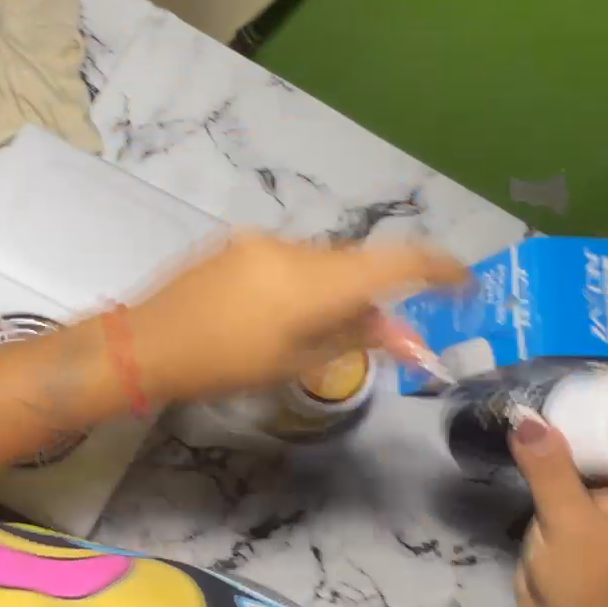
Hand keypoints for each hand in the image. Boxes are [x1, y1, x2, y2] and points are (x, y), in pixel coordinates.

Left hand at [125, 231, 467, 402]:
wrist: (143, 344)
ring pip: (318, 261)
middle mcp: (293, 248)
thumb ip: (354, 339)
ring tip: (302, 330)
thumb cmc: (219, 365)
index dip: (442, 269)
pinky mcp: (231, 243)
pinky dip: (296, 281)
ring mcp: (258, 241)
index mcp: (315, 280)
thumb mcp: (293, 363)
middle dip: (370, 293)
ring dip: (328, 289)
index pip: (400, 260)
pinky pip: (283, 258)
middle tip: (366, 333)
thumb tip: (405, 333)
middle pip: (356, 263)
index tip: (463, 285)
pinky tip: (268, 313)